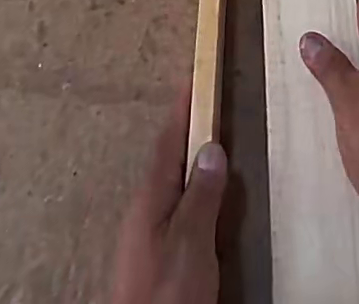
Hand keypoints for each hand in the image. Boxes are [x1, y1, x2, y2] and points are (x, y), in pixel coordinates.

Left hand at [109, 91, 227, 303]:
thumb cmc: (165, 293)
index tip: (194, 76)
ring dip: (190, 158)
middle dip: (187, 129)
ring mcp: (148, 232)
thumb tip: (213, 147)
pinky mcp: (156, 253)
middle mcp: (146, 208)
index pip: (169, 140)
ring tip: (212, 141)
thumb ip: (201, 195)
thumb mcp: (190, 243)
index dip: (183, 108)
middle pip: (169, 157)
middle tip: (209, 104)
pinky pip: (177, 204)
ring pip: (173, 181)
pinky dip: (192, 187)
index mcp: (151, 197)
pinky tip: (205, 197)